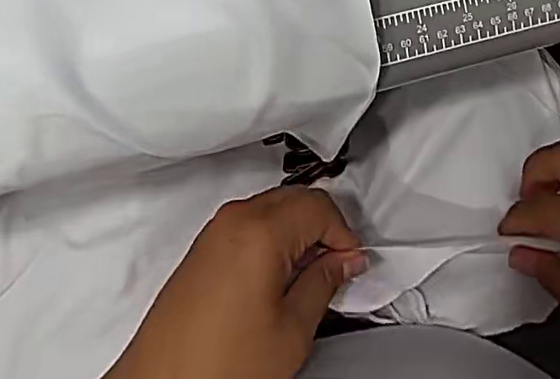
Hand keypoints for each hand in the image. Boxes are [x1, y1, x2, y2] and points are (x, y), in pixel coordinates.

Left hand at [105, 186, 366, 378]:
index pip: (319, 206)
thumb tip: (341, 262)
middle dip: (324, 226)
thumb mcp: (290, 331)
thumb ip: (323, 284)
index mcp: (261, 230)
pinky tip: (281, 274)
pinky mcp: (206, 242)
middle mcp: (236, 217)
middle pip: (297, 197)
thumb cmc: (214, 366)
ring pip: (275, 205)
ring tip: (312, 274)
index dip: (344, 233)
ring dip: (299, 229)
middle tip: (340, 264)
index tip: (353, 260)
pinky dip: (274, 234)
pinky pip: (252, 219)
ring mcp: (217, 228)